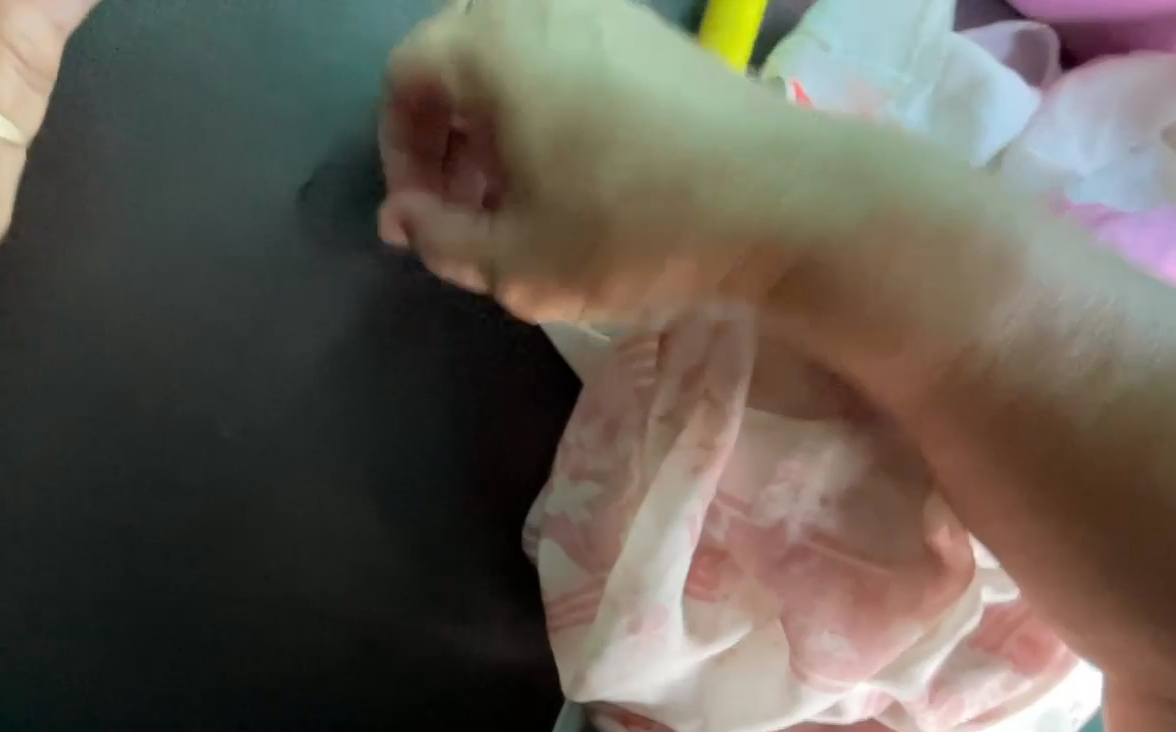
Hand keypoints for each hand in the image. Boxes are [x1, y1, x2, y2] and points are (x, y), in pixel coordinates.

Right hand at [376, 0, 927, 327]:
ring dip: (492, 130)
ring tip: (518, 199)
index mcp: (492, 45)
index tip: (422, 217)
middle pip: (455, 63)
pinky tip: (572, 172)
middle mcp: (540, 3)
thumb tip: (401, 218)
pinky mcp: (648, 32)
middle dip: (444, 143)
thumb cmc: (627, 233)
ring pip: (511, 61)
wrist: (776, 200)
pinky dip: (542, 111)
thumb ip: (439, 239)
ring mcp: (602, 8)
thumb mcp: (514, 261)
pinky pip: (563, 59)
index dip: (399, 155)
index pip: (404, 80)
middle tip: (466, 211)